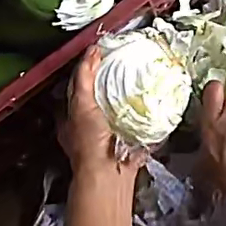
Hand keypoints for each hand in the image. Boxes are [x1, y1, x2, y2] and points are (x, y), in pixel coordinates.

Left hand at [59, 47, 139, 177]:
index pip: (78, 84)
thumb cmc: (89, 140)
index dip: (88, 66)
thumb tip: (91, 52)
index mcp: (72, 115)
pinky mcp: (129, 141)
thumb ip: (84, 79)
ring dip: (128, 93)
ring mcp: (109, 133)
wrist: (108, 175)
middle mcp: (89, 124)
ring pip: (118, 105)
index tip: (103, 50)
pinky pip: (138, 120)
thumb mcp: (81, 104)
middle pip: (99, 94)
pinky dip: (144, 110)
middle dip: (111, 78)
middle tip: (124, 58)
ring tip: (140, 73)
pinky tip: (152, 97)